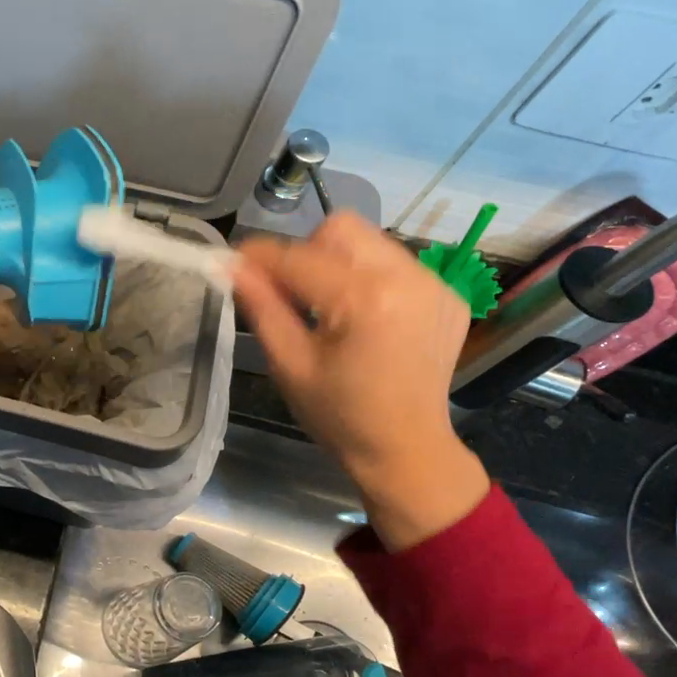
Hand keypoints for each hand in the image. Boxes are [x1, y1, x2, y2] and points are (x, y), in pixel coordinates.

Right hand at [233, 213, 488, 550]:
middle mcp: (407, 277)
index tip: (231, 262)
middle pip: (341, 228)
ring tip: (328, 308)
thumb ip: (261, 307)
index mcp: (364, 299)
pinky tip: (364, 319)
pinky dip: (370, 279)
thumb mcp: (290, 364)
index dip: (259, 256)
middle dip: (306, 251)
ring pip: (370, 241)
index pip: (298, 256)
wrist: (405, 449)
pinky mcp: (447, 294)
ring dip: (338, 263)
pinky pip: (396, 264)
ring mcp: (434, 283)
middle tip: (291, 292)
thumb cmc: (338, 415)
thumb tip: (229, 266)